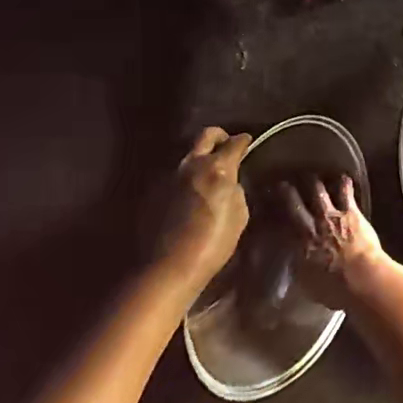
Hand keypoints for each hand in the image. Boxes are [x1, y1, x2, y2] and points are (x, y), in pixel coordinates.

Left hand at [156, 127, 252, 283]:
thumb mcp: (239, 215)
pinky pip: (176, 176)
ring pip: (188, 155)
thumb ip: (235, 189)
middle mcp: (192, 164)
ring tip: (207, 173)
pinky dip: (186, 179)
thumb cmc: (214, 242)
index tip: (248, 141)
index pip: (234, 142)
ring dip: (200, 159)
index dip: (244, 140)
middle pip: (206, 135)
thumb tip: (229, 182)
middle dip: (219, 136)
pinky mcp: (155, 191)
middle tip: (226, 144)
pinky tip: (190, 195)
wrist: (169, 266)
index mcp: (218, 167)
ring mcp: (170, 176)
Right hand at [280, 175, 383, 309]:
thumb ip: (299, 265)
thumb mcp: (306, 281)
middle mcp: (313, 224)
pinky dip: (344, 183)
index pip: (283, 221)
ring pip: (319, 191)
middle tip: (285, 182)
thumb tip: (294, 259)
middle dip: (289, 190)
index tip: (269, 201)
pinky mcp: (351, 212)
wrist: (360, 277)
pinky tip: (344, 177)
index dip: (274, 211)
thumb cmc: (333, 287)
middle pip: (297, 201)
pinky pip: (345, 192)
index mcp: (300, 242)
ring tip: (313, 175)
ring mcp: (332, 215)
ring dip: (315, 182)